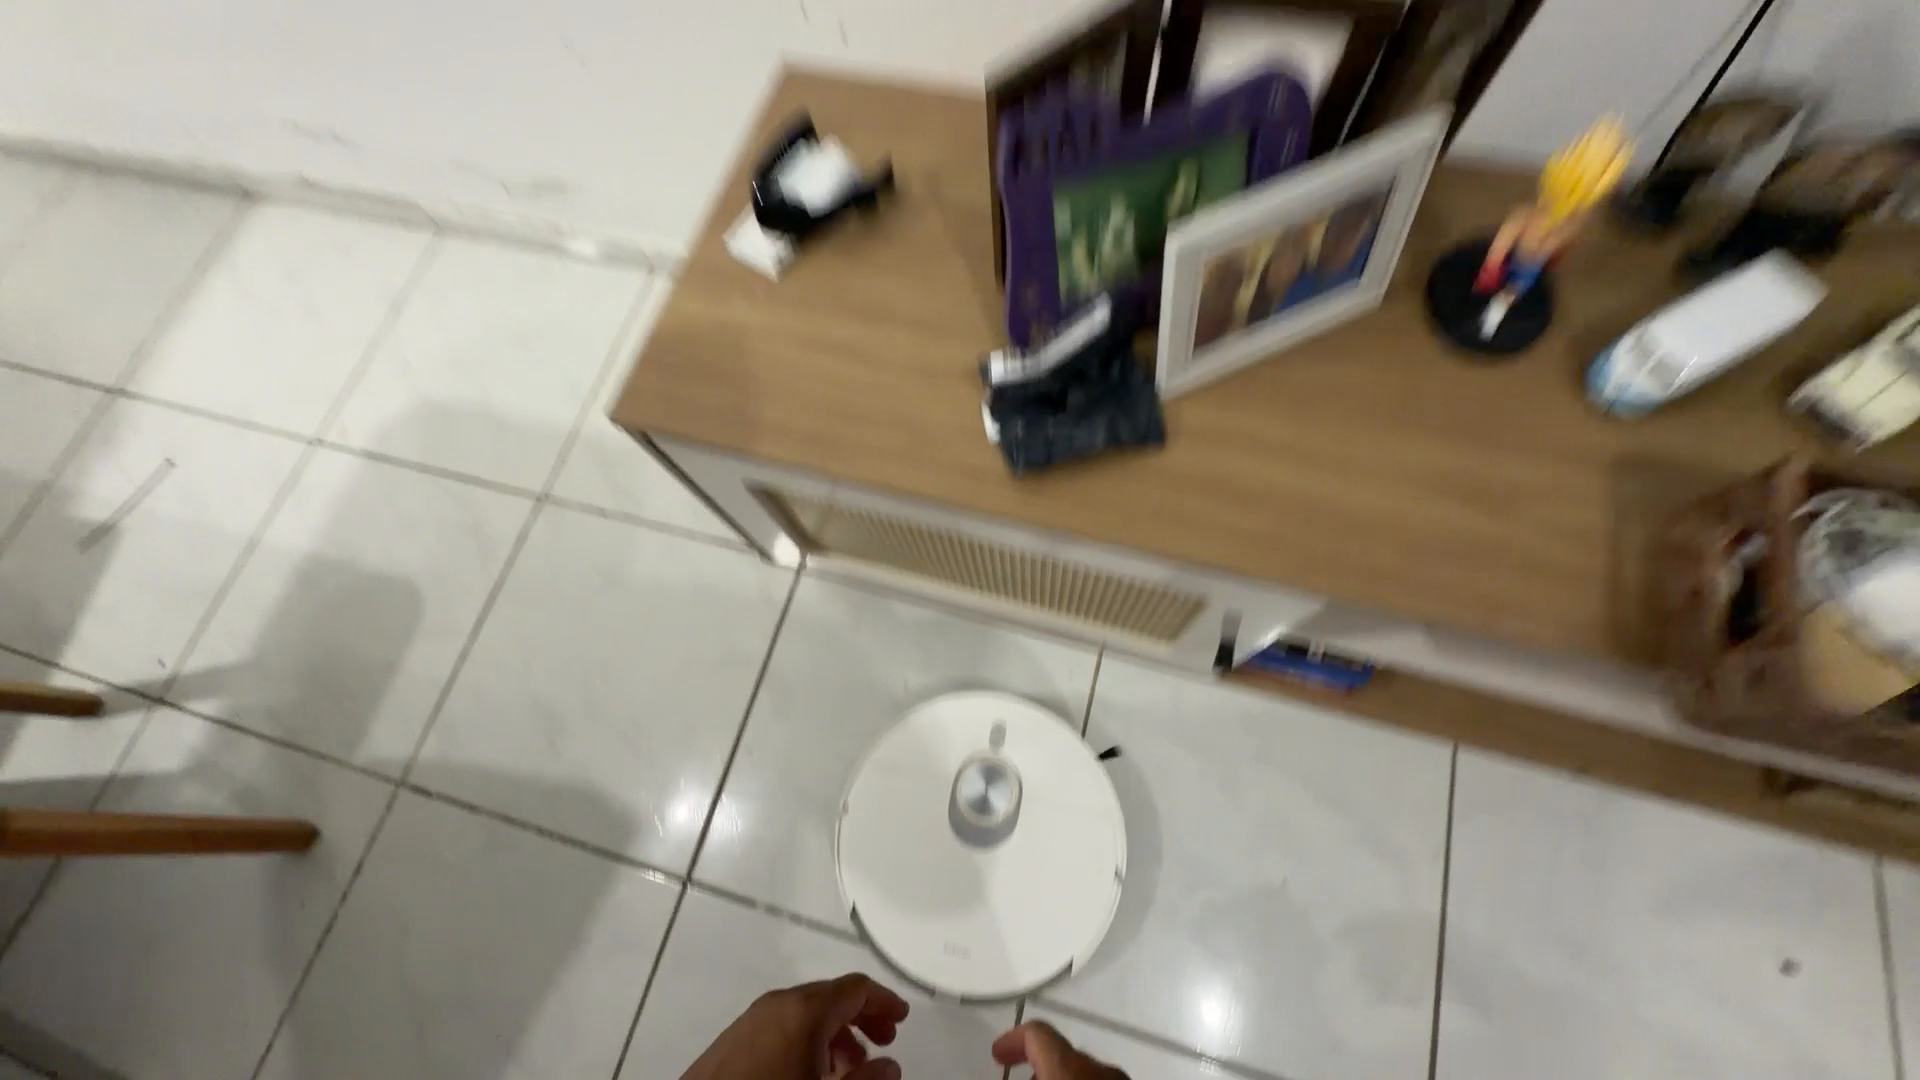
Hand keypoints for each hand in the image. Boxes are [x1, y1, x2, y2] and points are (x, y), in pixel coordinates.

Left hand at [681, 973, 910, 1079]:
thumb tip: (889, 1064)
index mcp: (805, 1008)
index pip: (855, 987)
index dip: (884, 1000)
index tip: (902, 1020)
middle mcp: (778, 1003)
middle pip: (830, 996)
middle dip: (862, 1017)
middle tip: (884, 1045)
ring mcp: (750, 1020)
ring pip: (805, 1013)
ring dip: (835, 1033)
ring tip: (849, 1069)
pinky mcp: (730, 1043)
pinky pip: (781, 1028)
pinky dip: (806, 1041)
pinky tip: (810, 1073)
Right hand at [992, 1022, 1129, 1079]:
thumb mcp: (1041, 1079)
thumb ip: (1021, 1070)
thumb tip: (1004, 1064)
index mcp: (1069, 1065)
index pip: (1037, 1032)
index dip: (1013, 1037)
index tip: (999, 1051)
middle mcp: (1100, 1066)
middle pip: (1063, 1050)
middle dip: (1039, 1060)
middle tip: (1019, 1072)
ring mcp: (1122, 1079)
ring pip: (1085, 1067)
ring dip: (1062, 1073)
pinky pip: (1099, 1079)